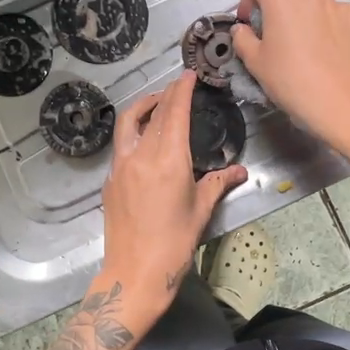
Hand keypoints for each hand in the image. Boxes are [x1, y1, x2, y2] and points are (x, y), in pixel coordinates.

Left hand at [101, 71, 249, 317]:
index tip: (188, 75)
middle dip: (165, 95)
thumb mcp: (200, 211)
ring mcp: (120, 166)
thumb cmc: (174, 244)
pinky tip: (144, 142)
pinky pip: (121, 146)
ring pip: (129, 124)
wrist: (134, 273)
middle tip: (178, 86)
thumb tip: (239, 170)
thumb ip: (218, 184)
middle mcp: (141, 155)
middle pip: (152, 113)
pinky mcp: (110, 180)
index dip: (182, 90)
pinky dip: (134, 133)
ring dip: (144, 108)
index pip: (175, 113)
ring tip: (157, 105)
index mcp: (168, 159)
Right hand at [232, 0, 349, 153]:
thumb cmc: (293, 82)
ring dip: (304, 19)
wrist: (344, 106)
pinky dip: (327, 29)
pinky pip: (335, 19)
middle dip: (276, 10)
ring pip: (313, 5)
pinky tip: (327, 55)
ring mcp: (341, 8)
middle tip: (275, 40)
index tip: (250, 23)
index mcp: (282, 0)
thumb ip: (242, 39)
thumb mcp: (255, 63)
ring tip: (305, 49)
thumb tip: (243, 30)